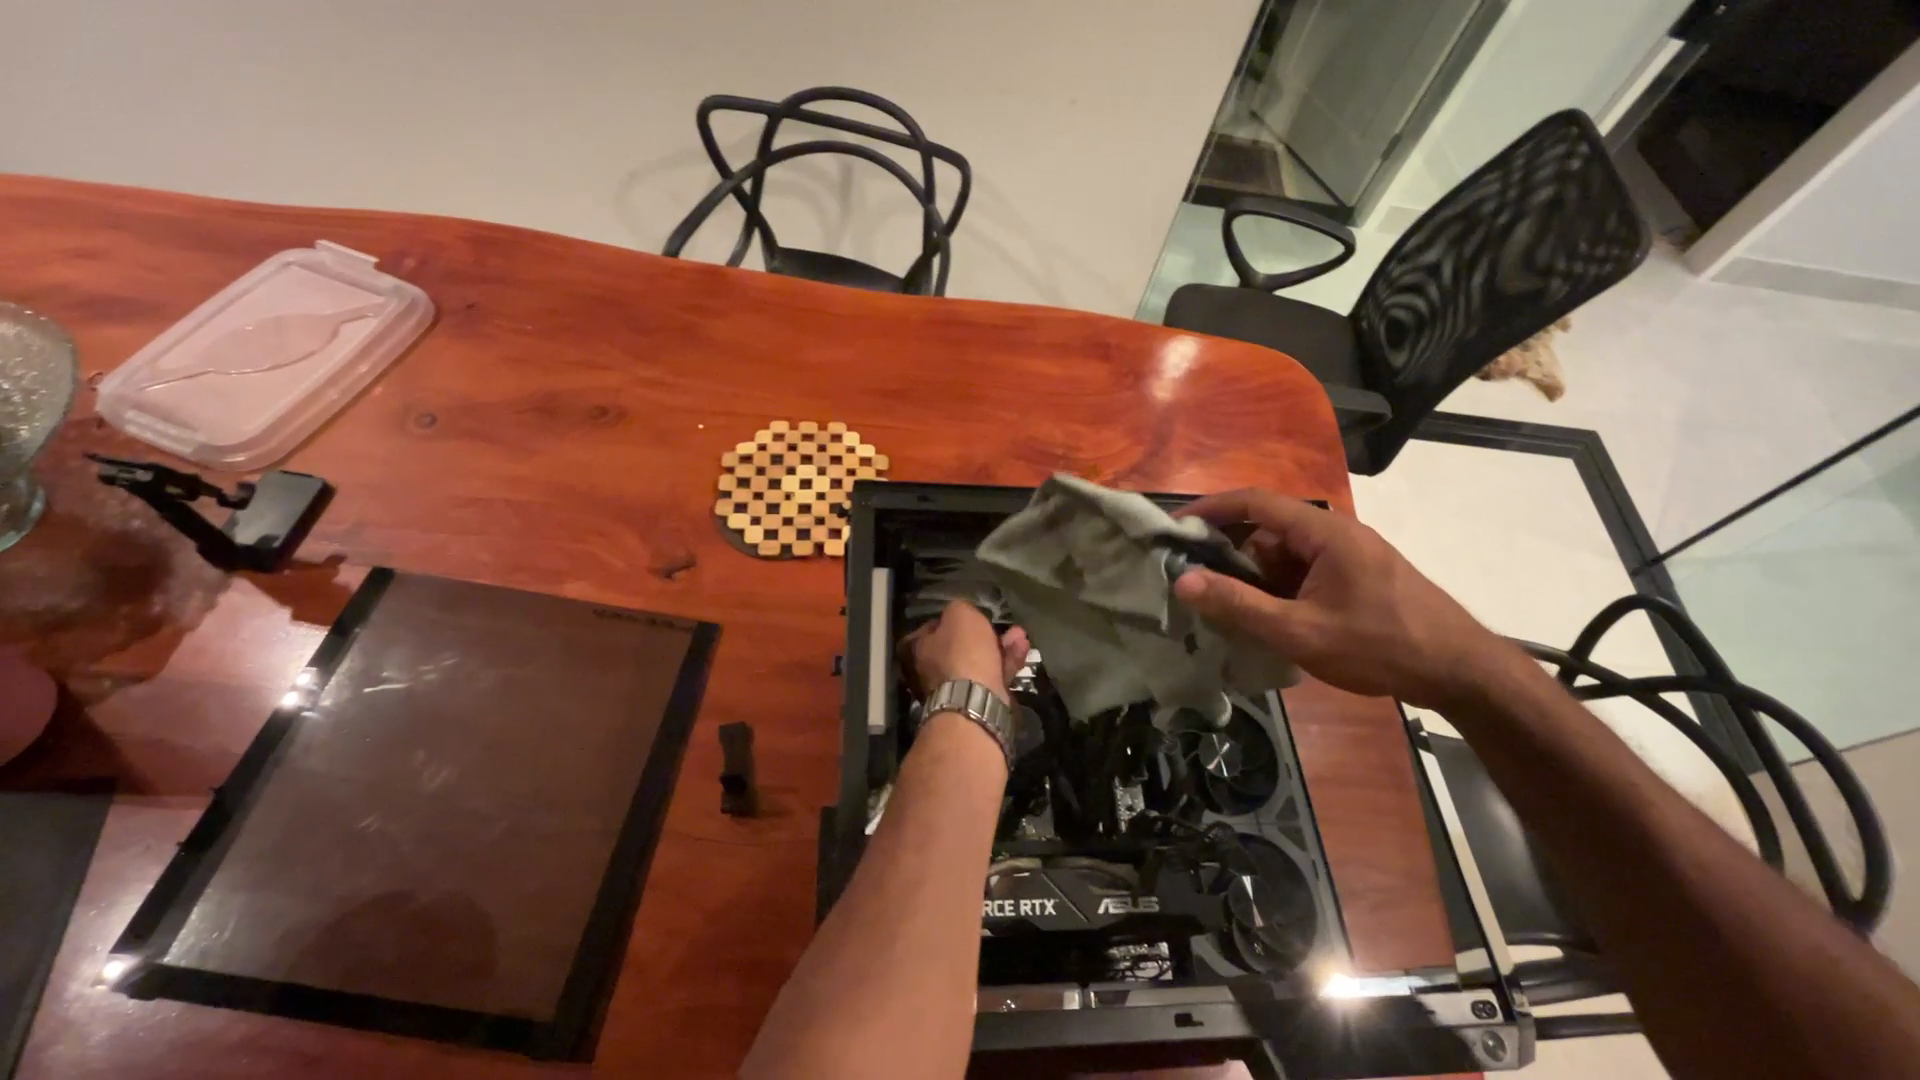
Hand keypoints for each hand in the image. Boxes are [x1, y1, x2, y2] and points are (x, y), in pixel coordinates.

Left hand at [901, 600, 1028, 700]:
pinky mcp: (974, 703)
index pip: (932, 628)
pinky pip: (991, 678)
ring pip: (979, 663)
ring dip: (1002, 647)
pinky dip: (1007, 664)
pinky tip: (1021, 650)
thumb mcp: (960, 614)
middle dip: (985, 635)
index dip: (953, 620)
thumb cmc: (962, 652)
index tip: (973, 615)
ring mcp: (952, 690)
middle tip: (1004, 627)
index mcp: (915, 649)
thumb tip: (961, 614)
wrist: (975, 700)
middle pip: (959, 648)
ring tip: (1020, 636)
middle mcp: (928, 671)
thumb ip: (959, 609)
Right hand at [1172, 489, 1514, 709]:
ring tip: (1234, 618)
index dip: (1211, 510)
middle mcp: (1335, 534)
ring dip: (1257, 582)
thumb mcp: (1300, 631)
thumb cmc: (1380, 646)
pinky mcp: (1356, 578)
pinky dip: (1280, 592)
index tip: (1174, 530)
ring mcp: (1348, 556)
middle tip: (1201, 591)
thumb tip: (1183, 581)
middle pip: (1266, 533)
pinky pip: (1303, 574)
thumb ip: (1239, 605)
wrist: (1460, 672)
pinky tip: (1270, 624)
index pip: (1255, 502)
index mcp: (1324, 532)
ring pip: (1284, 557)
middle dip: (1231, 559)